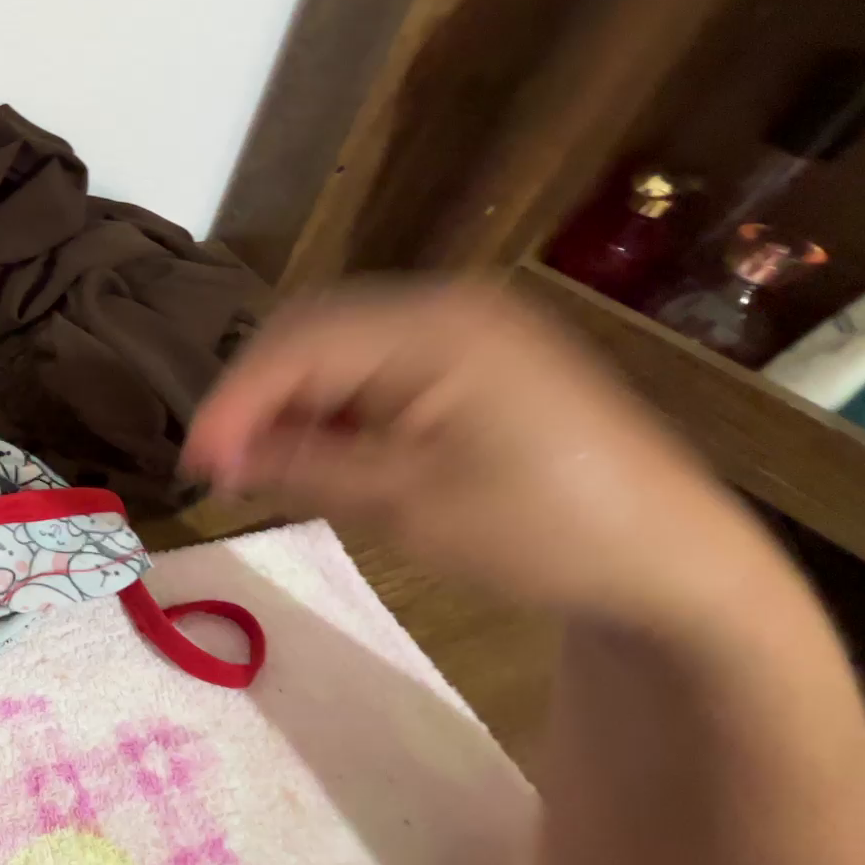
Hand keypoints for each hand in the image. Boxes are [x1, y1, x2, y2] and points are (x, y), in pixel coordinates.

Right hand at [183, 282, 780, 627]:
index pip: (296, 346)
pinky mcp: (463, 351)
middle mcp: (440, 303)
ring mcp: (456, 322)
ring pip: (329, 343)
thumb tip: (213, 457)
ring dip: (287, 398)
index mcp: (434, 327)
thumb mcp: (404, 504)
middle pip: (306, 331)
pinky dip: (329, 400)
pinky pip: (367, 360)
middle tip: (221, 462)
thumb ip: (299, 466)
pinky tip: (319, 442)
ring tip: (262, 458)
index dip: (232, 402)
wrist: (672, 561)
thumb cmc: (543, 533)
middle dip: (254, 395)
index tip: (193, 463)